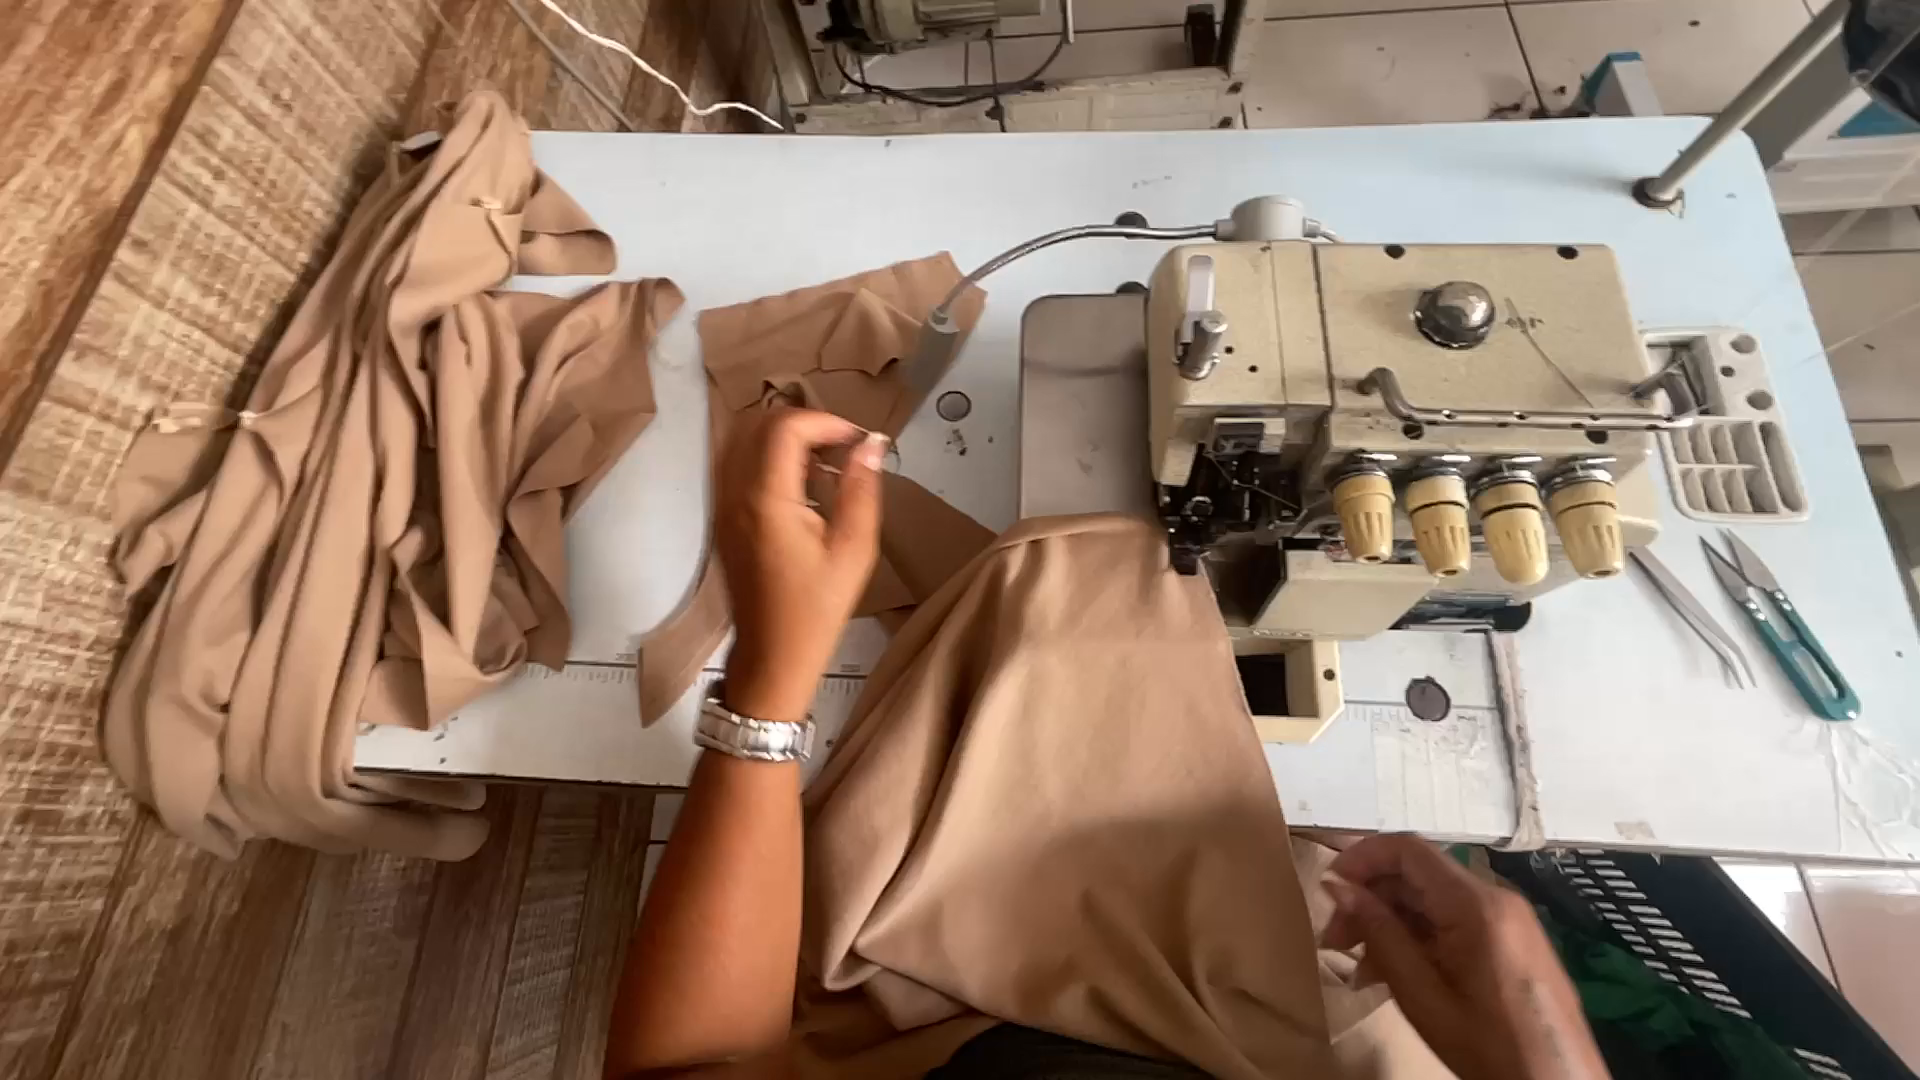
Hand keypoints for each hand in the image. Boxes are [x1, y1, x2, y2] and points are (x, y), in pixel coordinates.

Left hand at [715, 407, 885, 721]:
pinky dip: (767, 455)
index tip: (857, 442)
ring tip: (824, 462)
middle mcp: (734, 494)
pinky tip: (800, 483)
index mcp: (766, 501)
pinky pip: (736, 463)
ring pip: (742, 438)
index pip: (786, 428)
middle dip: (805, 423)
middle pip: (758, 423)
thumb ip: (862, 489)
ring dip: (784, 436)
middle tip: (843, 447)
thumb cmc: (817, 608)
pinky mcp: (721, 517)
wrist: (773, 654)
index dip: (826, 421)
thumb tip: (872, 444)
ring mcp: (721, 505)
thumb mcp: (854, 550)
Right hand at [1322, 834, 1609, 1079]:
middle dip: (1369, 898)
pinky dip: (1419, 935)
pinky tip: (1397, 971)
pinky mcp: (1515, 942)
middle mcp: (1496, 898)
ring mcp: (1510, 920)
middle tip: (1336, 939)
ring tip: (1361, 965)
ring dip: (1389, 921)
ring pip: (1430, 898)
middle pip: (1415, 874)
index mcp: (1476, 905)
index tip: (1330, 888)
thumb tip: (1336, 884)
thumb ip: (1378, 931)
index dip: (1360, 856)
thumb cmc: (1490, 1048)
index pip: (1406, 848)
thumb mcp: (1420, 994)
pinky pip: (1453, 919)